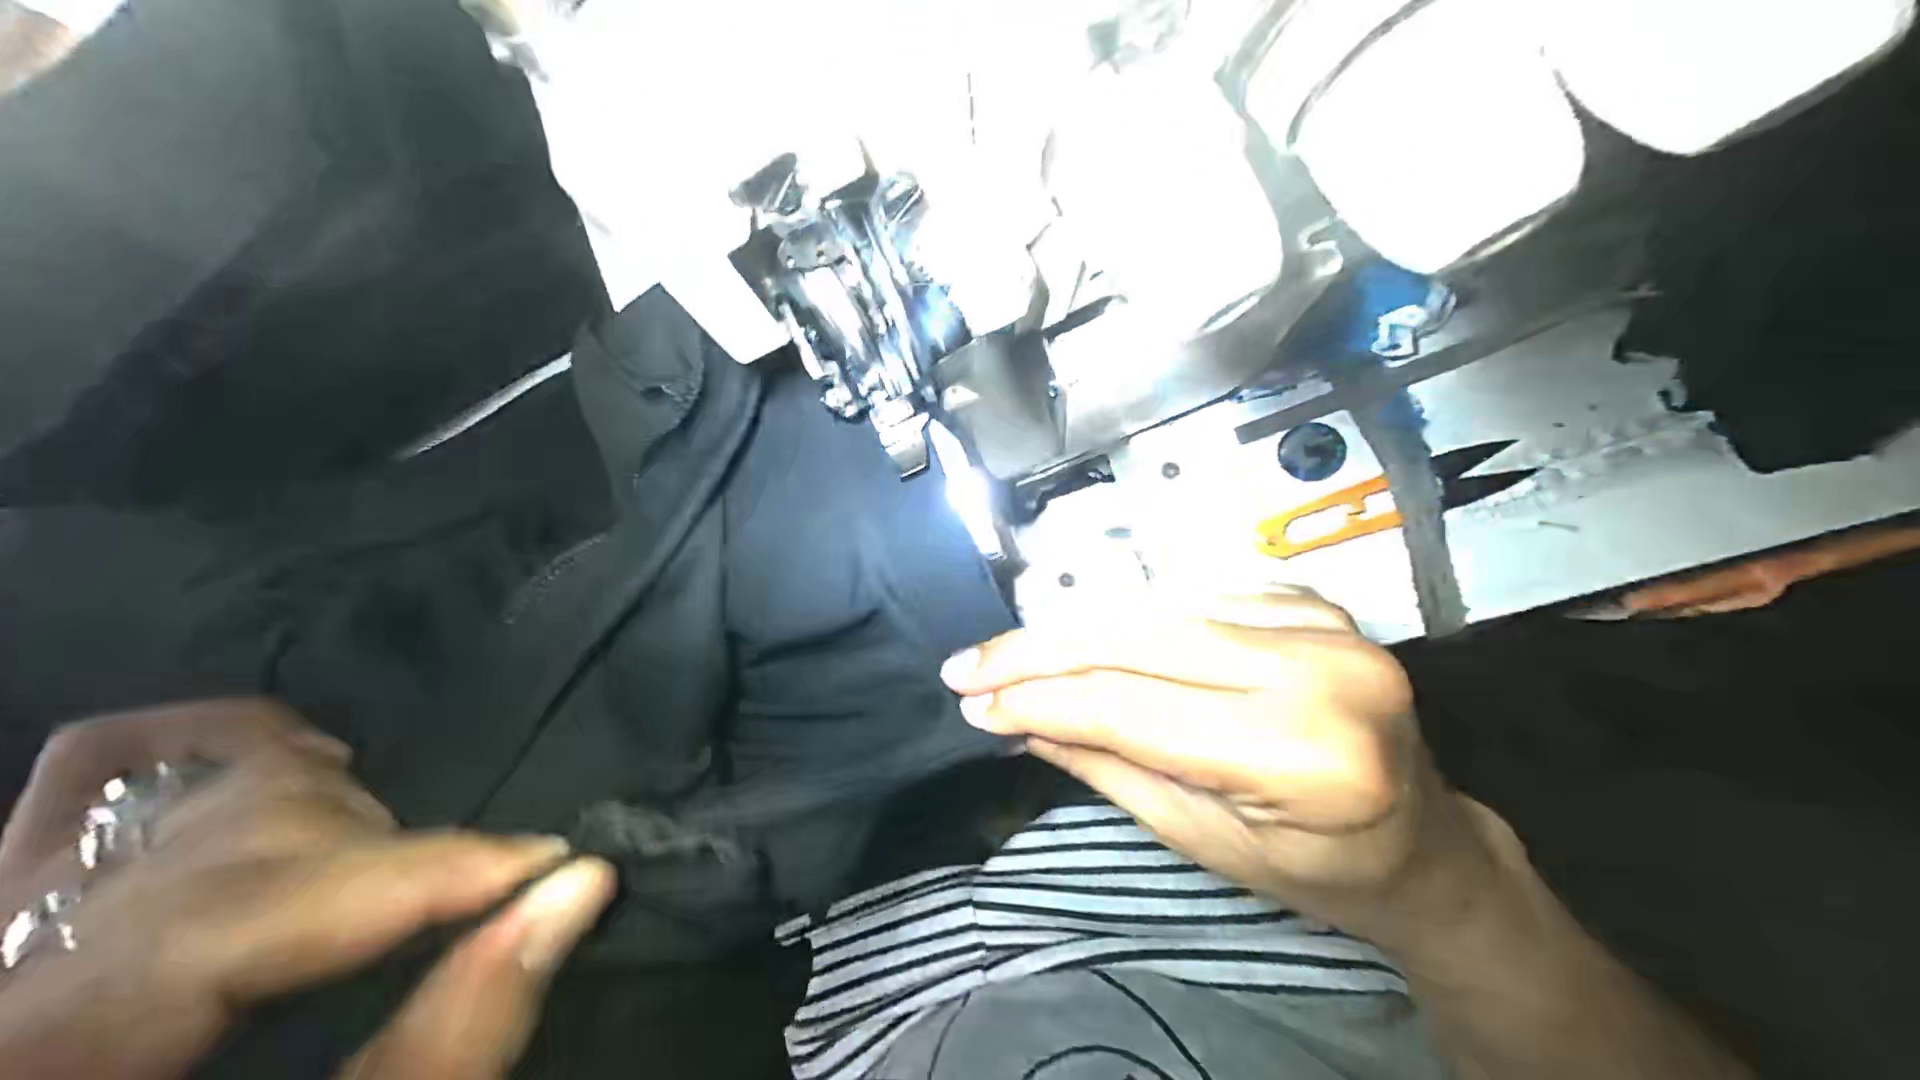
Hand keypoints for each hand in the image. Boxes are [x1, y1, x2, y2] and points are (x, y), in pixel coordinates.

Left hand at [0, 699, 615, 1079]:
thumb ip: (450, 1040)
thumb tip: (577, 888)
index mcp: (50, 1048)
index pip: (249, 916)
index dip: (421, 877)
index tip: (548, 865)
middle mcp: (4, 960)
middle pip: (245, 840)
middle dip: (392, 865)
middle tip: (479, 900)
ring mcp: (9, 902)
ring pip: (206, 788)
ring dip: (337, 818)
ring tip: (398, 881)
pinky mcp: (27, 877)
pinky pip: (103, 761)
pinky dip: (224, 740)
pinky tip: (314, 768)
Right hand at [940, 590, 1505, 947]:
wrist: (1428, 842)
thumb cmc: (1317, 869)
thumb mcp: (1200, 838)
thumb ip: (1104, 763)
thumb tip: (1016, 717)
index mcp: (1302, 753)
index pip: (1131, 705)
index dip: (1039, 698)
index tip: (973, 700)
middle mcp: (1318, 668)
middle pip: (1135, 636)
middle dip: (1037, 650)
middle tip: (970, 666)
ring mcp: (1320, 621)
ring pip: (1153, 607)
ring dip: (1071, 629)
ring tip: (1011, 654)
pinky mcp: (1309, 599)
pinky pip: (1188, 599)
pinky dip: (1127, 618)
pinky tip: (1085, 638)